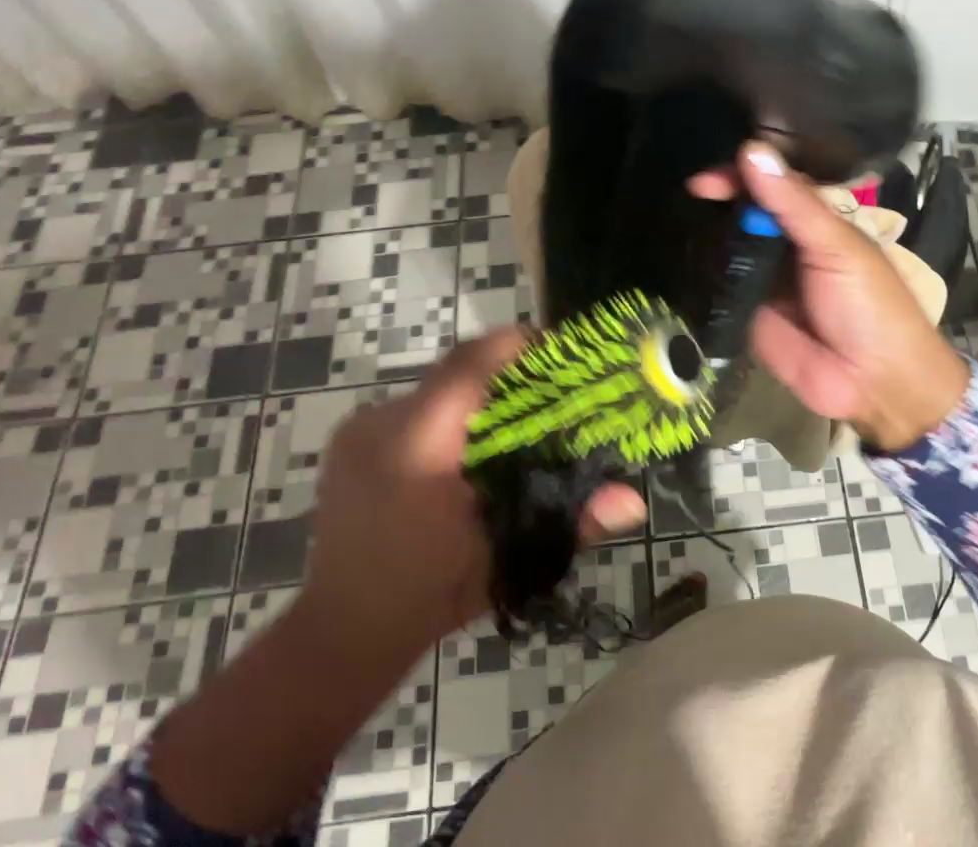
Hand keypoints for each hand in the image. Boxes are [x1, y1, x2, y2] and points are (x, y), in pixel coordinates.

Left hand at [292, 327, 646, 673]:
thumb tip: (634, 501)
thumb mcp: (504, 561)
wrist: (342, 631)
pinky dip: (448, 421)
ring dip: (475, 403)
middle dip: (506, 380)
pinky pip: (412, 413)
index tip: (558, 347)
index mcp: (414, 449)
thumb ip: (568, 524)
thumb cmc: (426, 597)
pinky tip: (469, 454)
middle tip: (549, 398)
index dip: (514, 346)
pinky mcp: (349, 445)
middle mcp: (378, 426)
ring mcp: (356, 433)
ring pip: (433, 395)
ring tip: (512, 429)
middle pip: (454, 377)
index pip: (467, 367)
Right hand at [690, 143, 967, 449]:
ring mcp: (766, 281)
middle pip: (746, 214)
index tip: (707, 181)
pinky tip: (678, 262)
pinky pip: (721, 289)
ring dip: (707, 236)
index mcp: (819, 222)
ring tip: (674, 223)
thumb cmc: (872, 306)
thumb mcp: (837, 247)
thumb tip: (751, 152)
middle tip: (688, 196)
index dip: (742, 176)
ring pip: (729, 248)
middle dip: (718, 203)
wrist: (874, 382)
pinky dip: (703, 277)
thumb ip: (793, 203)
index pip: (773, 186)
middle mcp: (789, 246)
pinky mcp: (748, 314)